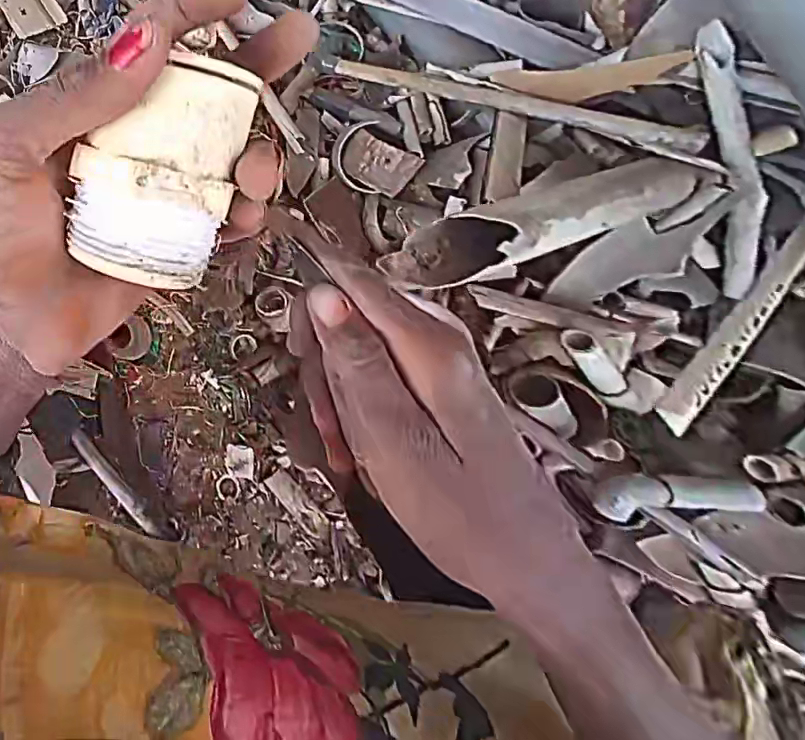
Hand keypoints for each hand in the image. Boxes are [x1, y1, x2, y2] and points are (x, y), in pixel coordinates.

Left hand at [0, 0, 316, 377]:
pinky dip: (245, 210)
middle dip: (251, 62)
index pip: (142, 46)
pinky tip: (241, 215)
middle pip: (199, 89)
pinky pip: (224, 212)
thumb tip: (139, 45)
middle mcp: (128, 141)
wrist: (8, 321)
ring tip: (251, 169)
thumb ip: (69, 97)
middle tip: (290, 40)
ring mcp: (155, 186)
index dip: (186, 13)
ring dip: (254, 151)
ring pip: (225, 151)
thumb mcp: (5, 150)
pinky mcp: (174, 233)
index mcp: (85, 110)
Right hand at [282, 223, 602, 617]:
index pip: (353, 280)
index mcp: (428, 346)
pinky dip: (355, 402)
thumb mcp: (392, 442)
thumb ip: (356, 363)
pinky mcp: (434, 378)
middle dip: (320, 360)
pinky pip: (372, 369)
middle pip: (347, 312)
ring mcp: (436, 357)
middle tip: (322, 416)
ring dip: (335, 391)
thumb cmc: (462, 516)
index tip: (273, 238)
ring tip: (345, 446)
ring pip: (353, 344)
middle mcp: (436, 337)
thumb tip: (323, 294)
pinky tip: (359, 443)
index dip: (308, 264)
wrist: (530, 566)